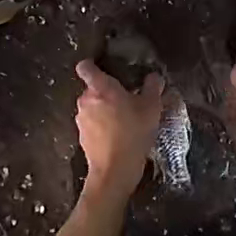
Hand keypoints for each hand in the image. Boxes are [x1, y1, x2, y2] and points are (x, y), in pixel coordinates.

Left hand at [74, 60, 166, 190]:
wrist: (115, 170)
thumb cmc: (134, 132)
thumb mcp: (152, 107)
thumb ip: (153, 87)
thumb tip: (154, 77)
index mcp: (100, 87)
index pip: (86, 67)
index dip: (93, 65)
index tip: (104, 69)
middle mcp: (86, 100)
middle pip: (93, 89)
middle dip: (107, 93)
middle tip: (127, 100)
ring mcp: (81, 119)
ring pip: (93, 107)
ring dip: (105, 110)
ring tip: (125, 120)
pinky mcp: (82, 137)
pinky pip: (93, 124)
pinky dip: (102, 127)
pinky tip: (118, 136)